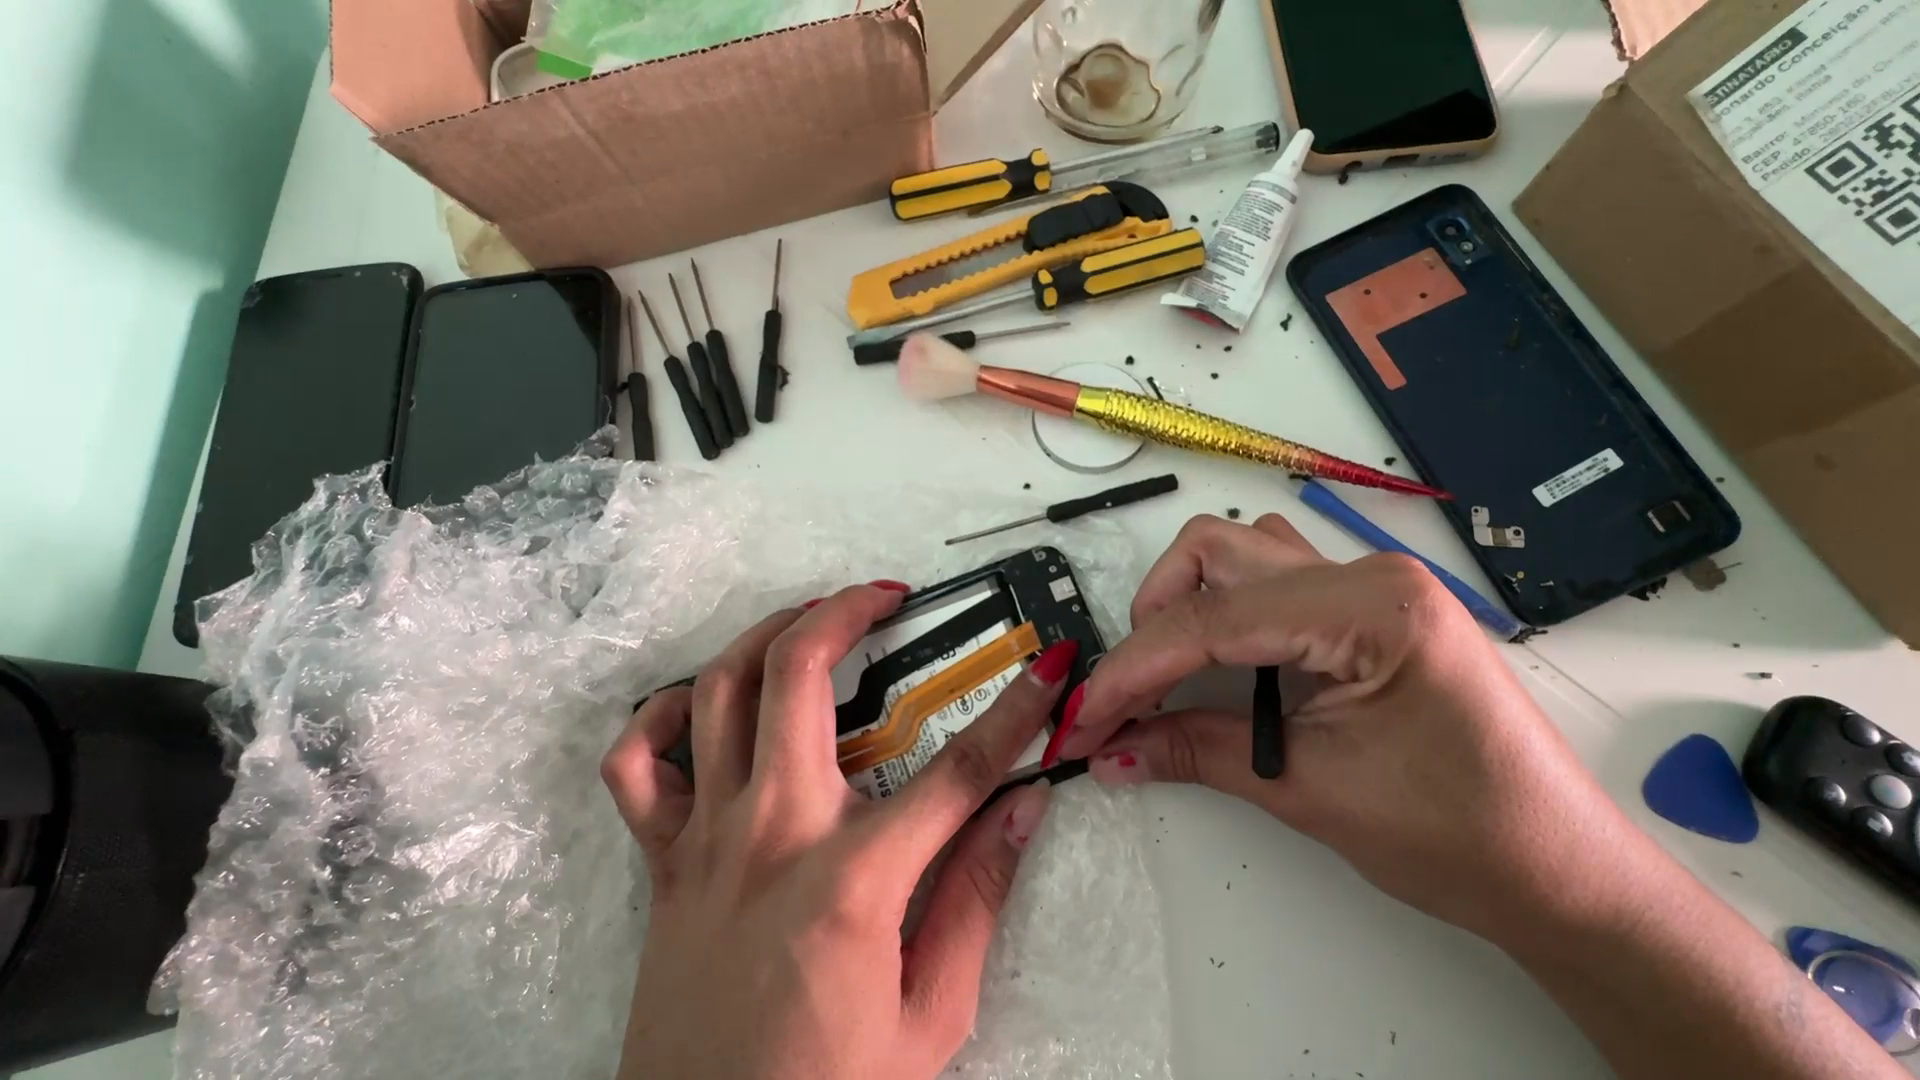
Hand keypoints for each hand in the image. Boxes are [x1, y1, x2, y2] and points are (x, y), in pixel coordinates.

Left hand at [601, 582, 1074, 1079]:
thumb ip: (976, 899)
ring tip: (807, 620)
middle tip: (886, 598)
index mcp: (852, 880)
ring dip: (765, 635)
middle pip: (801, 677)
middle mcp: (772, 836)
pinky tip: (703, 703)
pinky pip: (637, 762)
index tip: (1044, 671)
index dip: (1015, 714)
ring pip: (719, 692)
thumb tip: (1019, 812)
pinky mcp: (663, 862)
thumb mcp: (929, 1014)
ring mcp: (708, 840)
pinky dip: (663, 714)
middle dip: (848, 613)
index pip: (959, 771)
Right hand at [1058, 514, 1645, 937]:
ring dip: (1189, 603)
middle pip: (1217, 551)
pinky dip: (1227, 614)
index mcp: (1370, 606)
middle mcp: (1369, 575)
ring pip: (1243, 554)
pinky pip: (1274, 582)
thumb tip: (1109, 750)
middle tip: (1132, 690)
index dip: (1134, 668)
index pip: (1213, 618)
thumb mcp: (1309, 790)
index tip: (1089, 715)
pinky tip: (1224, 667)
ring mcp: (1372, 586)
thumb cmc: (1459, 836)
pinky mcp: (1369, 610)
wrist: (1558, 871)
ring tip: (1170, 674)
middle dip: (1154, 615)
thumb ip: (1195, 751)